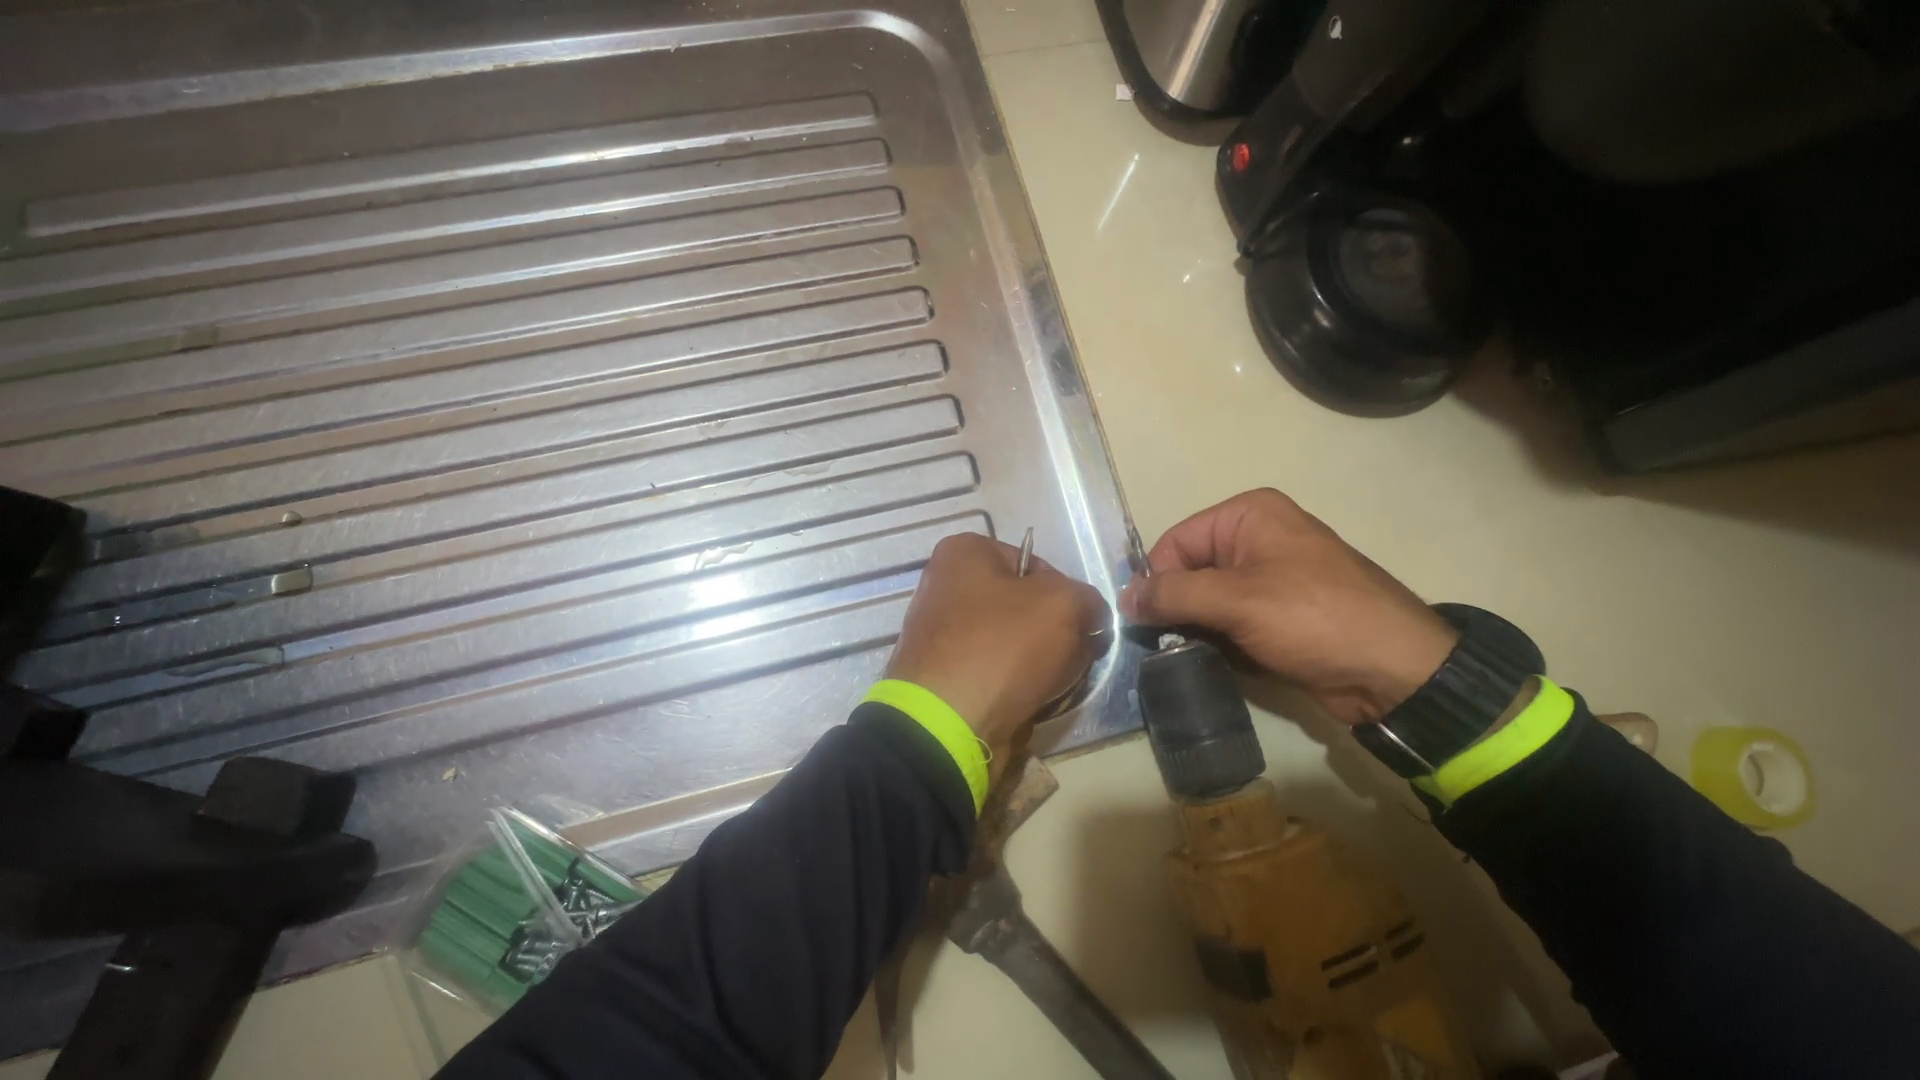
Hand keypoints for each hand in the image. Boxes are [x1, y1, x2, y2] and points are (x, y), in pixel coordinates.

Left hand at [887, 532, 1109, 768]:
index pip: (1036, 564)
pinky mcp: (942, 677)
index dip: (1066, 595)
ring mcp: (939, 636)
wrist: (948, 723)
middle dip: (1054, 633)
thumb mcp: (1063, 604)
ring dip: (1039, 664)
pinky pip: (994, 674)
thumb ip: (1087, 600)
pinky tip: (1029, 702)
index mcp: (963, 554)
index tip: (1081, 623)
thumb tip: (1091, 616)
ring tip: (1051, 684)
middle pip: (1023, 607)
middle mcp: (943, 587)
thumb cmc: (1003, 646)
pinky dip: (1015, 687)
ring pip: (1011, 644)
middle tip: (1073, 656)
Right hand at [1119, 489, 1456, 726]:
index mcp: (1248, 515)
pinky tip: (1216, 664)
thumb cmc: (1313, 619)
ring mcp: (1269, 580)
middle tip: (1163, 646)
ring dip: (1195, 631)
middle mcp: (1256, 539)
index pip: (1175, 542)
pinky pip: (1230, 624)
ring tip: (1190, 657)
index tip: (1144, 624)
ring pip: (1207, 603)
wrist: (1393, 671)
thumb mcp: (1236, 600)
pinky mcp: (1278, 617)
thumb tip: (1124, 598)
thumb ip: (1173, 595)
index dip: (1156, 582)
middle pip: (1189, 572)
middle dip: (1175, 609)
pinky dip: (1218, 643)